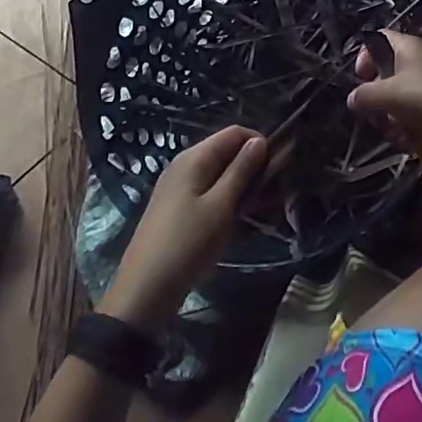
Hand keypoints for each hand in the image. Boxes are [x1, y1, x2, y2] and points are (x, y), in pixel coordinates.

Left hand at [101, 126, 267, 332]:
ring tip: (257, 207)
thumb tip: (259, 141)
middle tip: (270, 191)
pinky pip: (206, 188)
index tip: (276, 169)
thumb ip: (241, 171)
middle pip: (225, 150)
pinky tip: (234, 217)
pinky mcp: (175, 205)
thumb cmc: (188, 243)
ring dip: (239, 183)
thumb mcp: (221, 206)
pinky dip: (224, 196)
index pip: (234, 133)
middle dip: (250, 164)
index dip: (259, 144)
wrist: (146, 288)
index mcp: (194, 157)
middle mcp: (183, 164)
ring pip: (217, 171)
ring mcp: (176, 185)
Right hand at [347, 30, 421, 160]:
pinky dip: (406, 129)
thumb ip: (365, 95)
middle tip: (377, 115)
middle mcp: (417, 62)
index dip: (364, 57)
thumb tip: (351, 99)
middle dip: (376, 100)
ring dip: (390, 120)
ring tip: (397, 133)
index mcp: (406, 47)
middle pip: (384, 76)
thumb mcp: (390, 94)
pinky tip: (410, 142)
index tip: (361, 78)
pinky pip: (411, 116)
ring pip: (396, 101)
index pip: (377, 40)